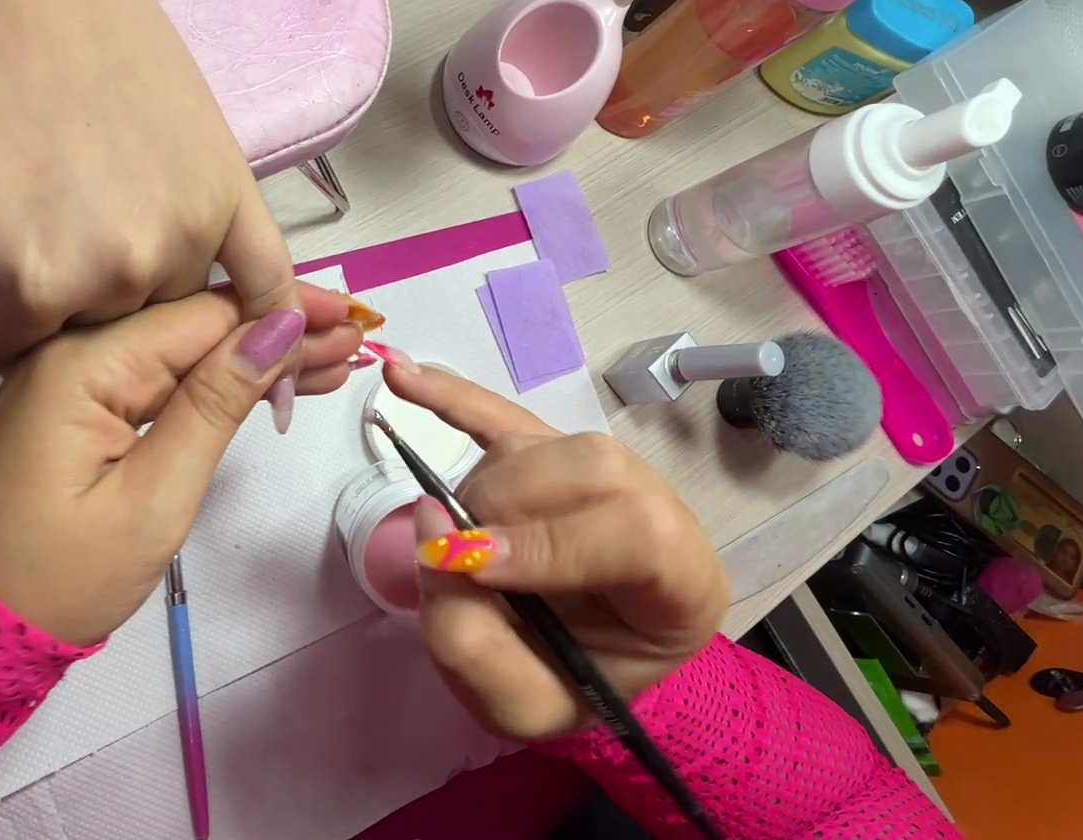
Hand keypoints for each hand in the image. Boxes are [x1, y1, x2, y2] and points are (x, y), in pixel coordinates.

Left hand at [0, 0, 297, 409]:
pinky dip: (270, 315)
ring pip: (164, 307)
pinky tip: (277, 339)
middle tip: (57, 226)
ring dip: (141, 287)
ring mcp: (188, 232)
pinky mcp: (234, 197)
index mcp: (32, 278)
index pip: (20, 350)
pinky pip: (268, 281)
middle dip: (71, 302)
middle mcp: (120, 269)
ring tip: (112, 218)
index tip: (3, 259)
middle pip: (95, 334)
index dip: (4, 313)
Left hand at [0, 283, 364, 644]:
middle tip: (356, 337)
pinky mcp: (92, 400)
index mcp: (87, 362)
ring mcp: (85, 373)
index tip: (350, 323)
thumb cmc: (61, 576)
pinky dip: (226, 382)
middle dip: (283, 330)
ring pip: (193, 348)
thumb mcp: (153, 495)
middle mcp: (83, 348)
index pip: (205, 315)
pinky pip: (170, 377)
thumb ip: (215, 403)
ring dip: (264, 355)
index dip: (283, 314)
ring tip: (336, 360)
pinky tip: (281, 382)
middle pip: (202, 323)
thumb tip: (277, 327)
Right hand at [380, 360, 728, 740]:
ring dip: (479, 488)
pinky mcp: (544, 445)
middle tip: (455, 555)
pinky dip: (446, 395)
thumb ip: (472, 643)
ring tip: (457, 539)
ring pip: (535, 443)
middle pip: (586, 466)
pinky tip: (401, 376)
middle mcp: (653, 505)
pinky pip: (495, 411)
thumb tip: (435, 527)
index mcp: (681, 583)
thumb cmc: (560, 680)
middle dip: (502, 509)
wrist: (566, 654)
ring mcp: (598, 465)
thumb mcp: (523, 706)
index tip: (476, 565)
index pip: (639, 532)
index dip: (551, 543)